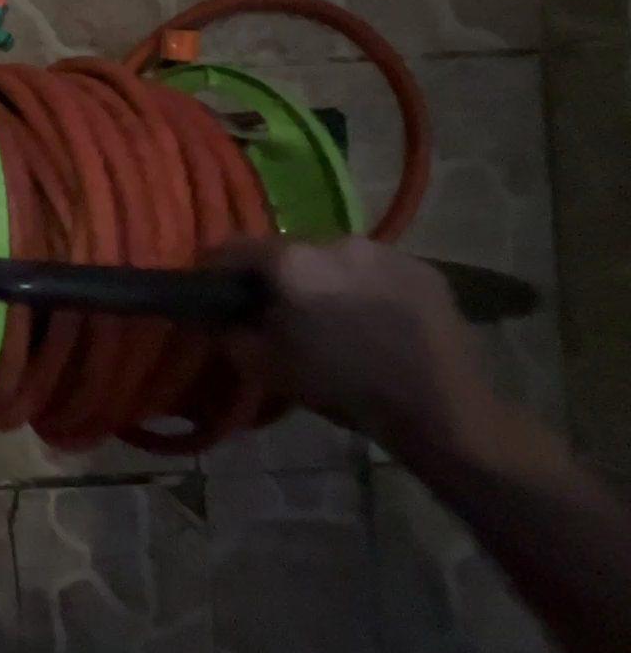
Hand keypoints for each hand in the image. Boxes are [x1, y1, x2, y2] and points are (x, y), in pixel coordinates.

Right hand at [227, 236, 498, 449]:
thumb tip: (211, 313)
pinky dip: (361, 283)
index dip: (215, 268)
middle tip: (274, 305)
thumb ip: (226, 329)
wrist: (442, 411)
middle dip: (274, 272)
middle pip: (285, 248)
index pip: (231, 247)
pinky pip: (373, 267)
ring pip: (332, 256)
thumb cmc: (339, 384)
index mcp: (290, 260)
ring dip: (320, 275)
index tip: (213, 290)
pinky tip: (368, 315)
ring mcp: (385, 252)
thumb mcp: (261, 363)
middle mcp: (334, 241)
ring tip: (326, 310)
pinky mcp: (423, 268)